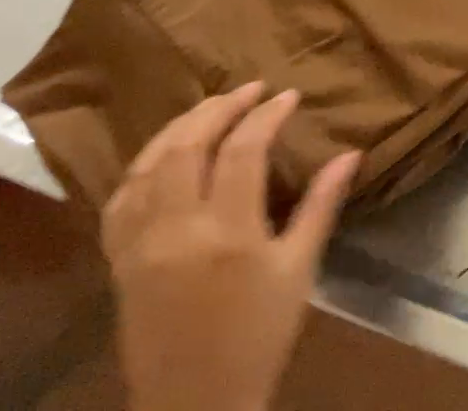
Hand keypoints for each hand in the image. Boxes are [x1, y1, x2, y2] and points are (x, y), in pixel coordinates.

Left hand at [101, 82, 360, 410]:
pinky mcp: (117, 261)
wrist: (195, 398)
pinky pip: (120, 199)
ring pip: (146, 167)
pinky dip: (143, 165)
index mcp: (228, 232)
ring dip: (178, 129)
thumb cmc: (262, 332)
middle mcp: (175, 230)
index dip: (266, 116)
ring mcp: (138, 245)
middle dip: (218, 109)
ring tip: (209, 107)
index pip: (242, 152)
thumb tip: (350, 154)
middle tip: (249, 88)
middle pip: (186, 148)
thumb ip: (320, 205)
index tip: (289, 95)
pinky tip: (164, 154)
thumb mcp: (301, 268)